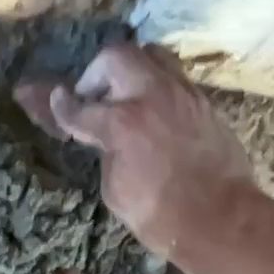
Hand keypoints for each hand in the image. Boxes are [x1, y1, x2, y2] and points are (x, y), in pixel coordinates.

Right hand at [16, 44, 255, 259]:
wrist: (217, 217)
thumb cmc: (159, 217)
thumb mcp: (116, 191)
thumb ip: (108, 154)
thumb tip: (109, 140)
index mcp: (121, 123)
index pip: (81, 107)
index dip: (61, 106)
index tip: (56, 101)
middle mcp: (151, 96)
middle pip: (116, 58)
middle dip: (97, 73)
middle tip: (92, 94)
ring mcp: (181, 94)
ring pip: (151, 56)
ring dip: (132, 70)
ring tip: (126, 94)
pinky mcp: (202, 102)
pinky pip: (174, 78)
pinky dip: (157, 88)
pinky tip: (154, 112)